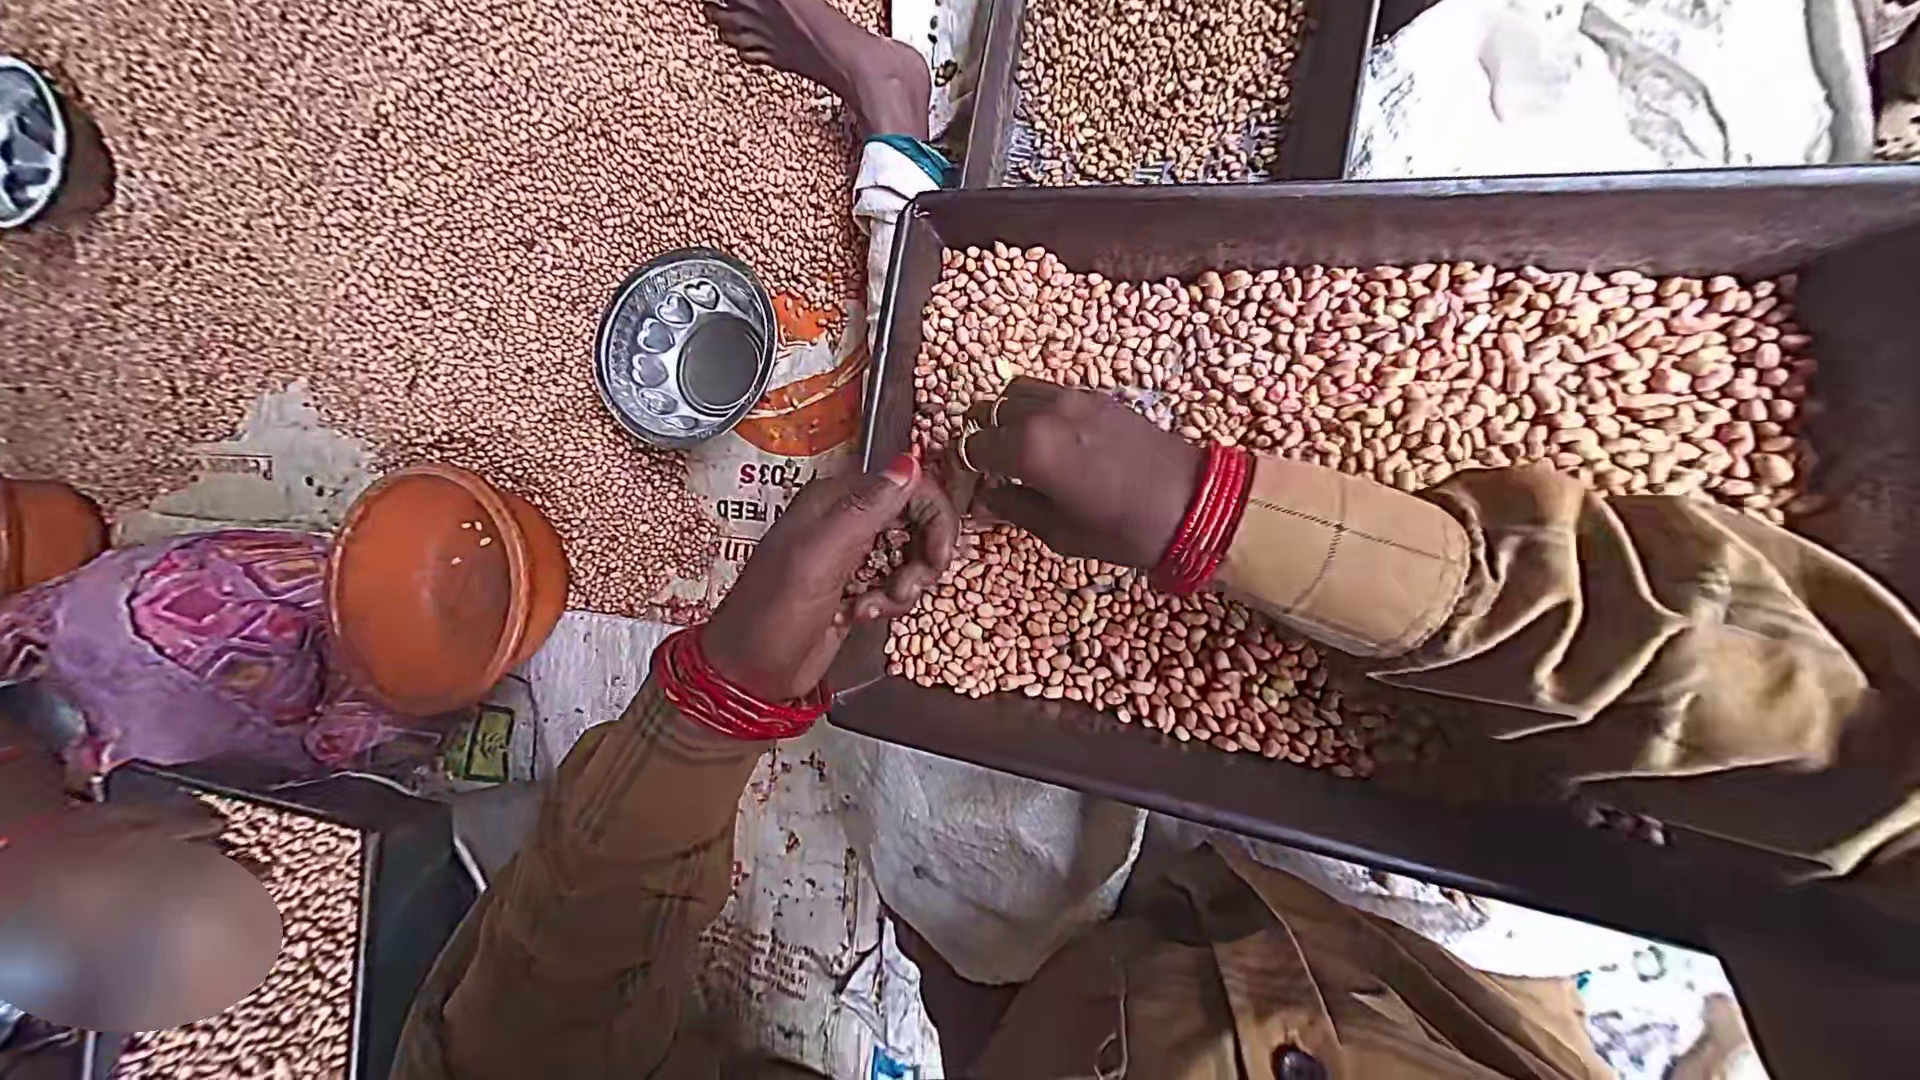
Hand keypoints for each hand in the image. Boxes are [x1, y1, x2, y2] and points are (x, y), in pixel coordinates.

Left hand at [703, 452, 957, 700]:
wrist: (750, 672)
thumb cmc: (773, 613)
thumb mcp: (819, 557)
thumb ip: (866, 507)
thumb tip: (909, 462)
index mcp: (836, 501)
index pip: (908, 486)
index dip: (934, 517)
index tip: (939, 556)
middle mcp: (847, 520)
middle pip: (916, 520)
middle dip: (923, 557)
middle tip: (906, 588)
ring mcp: (854, 555)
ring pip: (911, 555)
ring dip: (906, 585)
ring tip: (875, 606)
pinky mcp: (858, 586)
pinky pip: (897, 583)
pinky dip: (891, 602)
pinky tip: (862, 615)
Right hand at [964, 377, 1202, 567]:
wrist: (1194, 503)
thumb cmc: (1123, 530)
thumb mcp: (1060, 533)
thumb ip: (1013, 508)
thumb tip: (985, 497)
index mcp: (1032, 448)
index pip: (974, 445)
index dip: (966, 464)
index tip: (972, 480)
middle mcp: (1047, 412)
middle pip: (989, 411)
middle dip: (983, 437)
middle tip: (991, 466)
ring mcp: (1074, 398)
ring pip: (1015, 393)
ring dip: (1007, 418)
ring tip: (1020, 449)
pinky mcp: (1097, 395)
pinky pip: (1048, 391)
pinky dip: (1035, 408)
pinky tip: (1050, 437)